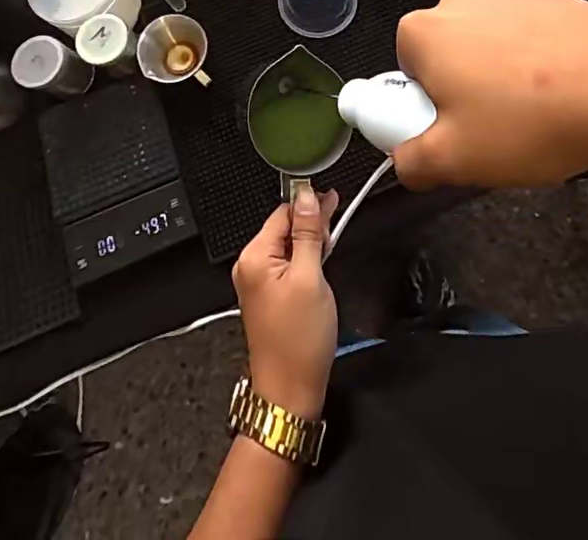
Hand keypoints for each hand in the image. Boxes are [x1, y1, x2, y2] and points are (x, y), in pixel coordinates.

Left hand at [232, 186, 339, 419]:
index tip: (332, 198)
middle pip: (284, 227)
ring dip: (310, 239)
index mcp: (255, 257)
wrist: (290, 389)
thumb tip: (306, 198)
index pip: (282, 213)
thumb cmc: (298, 340)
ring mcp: (258, 282)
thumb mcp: (310, 277)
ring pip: (287, 245)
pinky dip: (305, 258)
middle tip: (337, 215)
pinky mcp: (268, 295)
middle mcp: (250, 266)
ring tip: (331, 237)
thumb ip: (308, 234)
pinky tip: (320, 257)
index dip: (308, 203)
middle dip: (311, 221)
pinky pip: (287, 264)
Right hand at [393, 0, 587, 189]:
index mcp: (424, 33)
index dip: (423, 110)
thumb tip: (406, 161)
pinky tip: (560, 91)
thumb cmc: (532, 120)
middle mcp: (460, 3)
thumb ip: (410, 164)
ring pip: (486, 46)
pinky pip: (526, 36)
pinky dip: (534, 61)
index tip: (453, 134)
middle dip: (459, 92)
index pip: (401, 74)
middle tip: (491, 130)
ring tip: (534, 113)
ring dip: (498, 77)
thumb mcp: (455, 161)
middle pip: (443, 57)